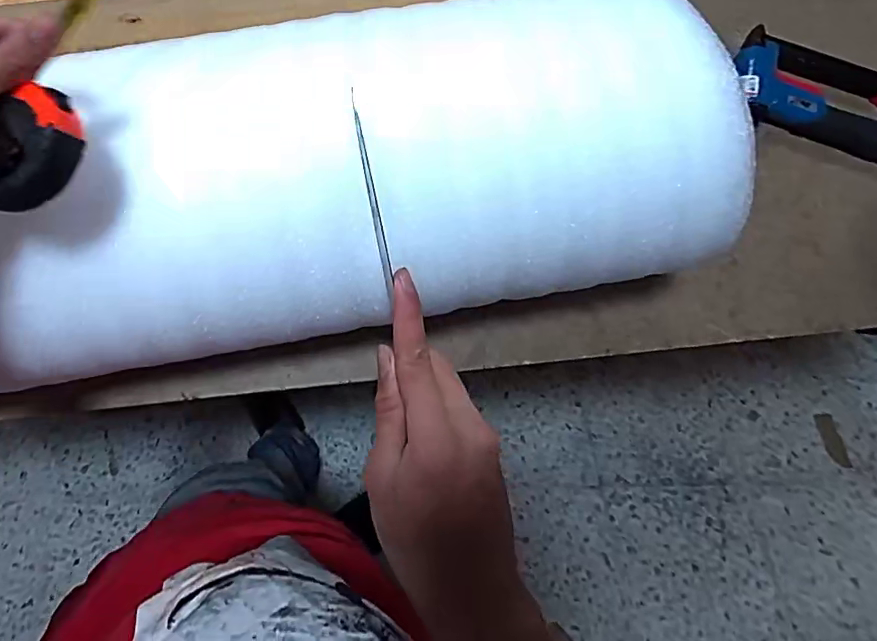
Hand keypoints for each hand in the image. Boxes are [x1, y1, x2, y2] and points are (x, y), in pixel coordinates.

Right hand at [365, 269, 551, 640]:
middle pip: (437, 367)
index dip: (409, 315)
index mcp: (437, 435)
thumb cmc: (416, 544)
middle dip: (411, 365)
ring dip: (424, 390)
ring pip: (448, 385)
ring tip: (405, 444)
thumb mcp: (382, 479)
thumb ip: (388, 411)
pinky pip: (458, 406)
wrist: (474, 597)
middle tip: (387, 410)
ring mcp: (487, 437)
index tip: (404, 279)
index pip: (419, 359)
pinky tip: (425, 451)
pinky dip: (437, 408)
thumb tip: (388, 358)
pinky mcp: (493, 447)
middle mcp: (471, 426)